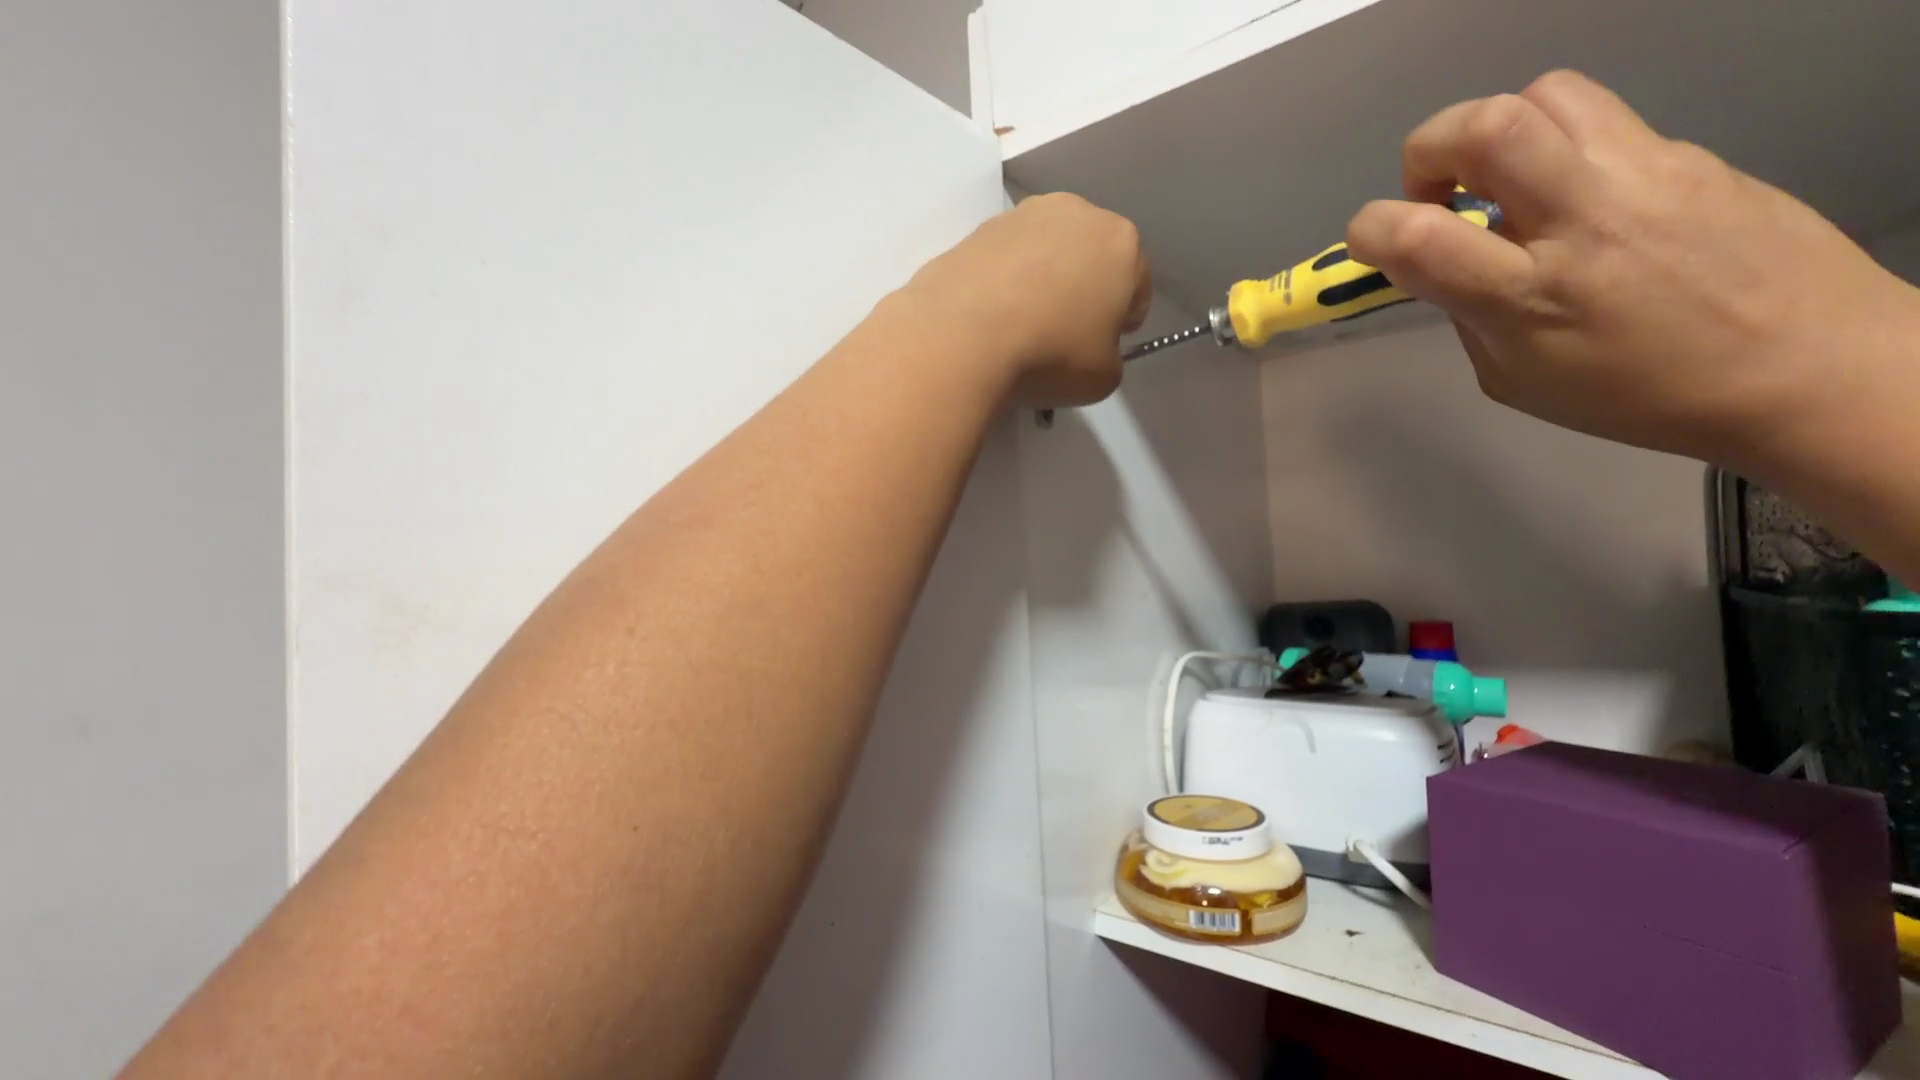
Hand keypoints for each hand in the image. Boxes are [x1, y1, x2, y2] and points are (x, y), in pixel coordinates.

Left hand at [895, 192, 1150, 408]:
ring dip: (1040, 282)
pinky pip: (1002, 263)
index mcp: (1121, 242)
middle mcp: (1074, 213)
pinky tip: (989, 320)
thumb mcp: (1105, 377)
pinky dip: (1001, 284)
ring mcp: (1019, 217)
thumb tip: (1089, 347)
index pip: (1136, 287)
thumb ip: (1110, 355)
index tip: (1101, 347)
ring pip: (1043, 254)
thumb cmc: (1051, 354)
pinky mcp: (975, 231)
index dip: (1122, 322)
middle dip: (1082, 290)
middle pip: (1089, 258)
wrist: (961, 338)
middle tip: (1062, 336)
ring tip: (1020, 328)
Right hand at [1346, 70, 1919, 466]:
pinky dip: (1563, 152)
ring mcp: (1644, 173)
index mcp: (1529, 297)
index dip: (1369, 230)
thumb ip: (1470, 317)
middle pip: (1483, 127)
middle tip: (1439, 193)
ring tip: (1509, 182)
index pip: (1415, 235)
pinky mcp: (1689, 151)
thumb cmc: (1642, 397)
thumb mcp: (1519, 381)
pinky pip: (1604, 123)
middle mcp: (1581, 219)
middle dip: (1428, 149)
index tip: (1375, 242)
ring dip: (1499, 133)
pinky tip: (1584, 200)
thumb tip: (1449, 268)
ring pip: (1544, 95)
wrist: (1807, 366)